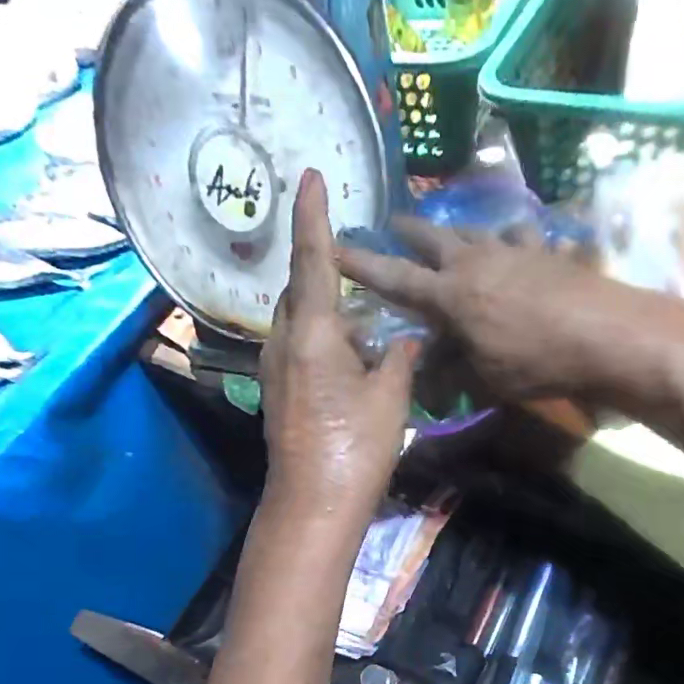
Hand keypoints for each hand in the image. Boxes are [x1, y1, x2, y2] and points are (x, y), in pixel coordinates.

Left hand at [260, 170, 416, 519]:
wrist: (314, 505)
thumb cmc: (355, 448)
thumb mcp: (391, 398)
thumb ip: (399, 359)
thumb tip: (408, 340)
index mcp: (312, 334)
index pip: (311, 260)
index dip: (312, 216)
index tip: (308, 177)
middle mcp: (284, 344)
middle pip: (299, 291)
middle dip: (322, 272)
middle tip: (354, 267)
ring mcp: (275, 372)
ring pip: (297, 323)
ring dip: (326, 314)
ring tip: (362, 324)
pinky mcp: (277, 395)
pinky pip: (297, 350)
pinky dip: (321, 342)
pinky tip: (349, 360)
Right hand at [337, 220, 654, 400]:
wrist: (604, 335)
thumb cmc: (534, 361)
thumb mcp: (482, 377)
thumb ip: (449, 368)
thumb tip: (426, 369)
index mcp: (450, 294)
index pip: (395, 277)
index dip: (362, 264)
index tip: (335, 246)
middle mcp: (475, 261)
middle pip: (432, 237)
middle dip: (407, 230)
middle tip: (392, 221)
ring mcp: (513, 250)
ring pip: (474, 229)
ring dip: (455, 228)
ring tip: (449, 229)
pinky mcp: (546, 251)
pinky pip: (523, 236)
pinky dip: (514, 238)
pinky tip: (518, 240)